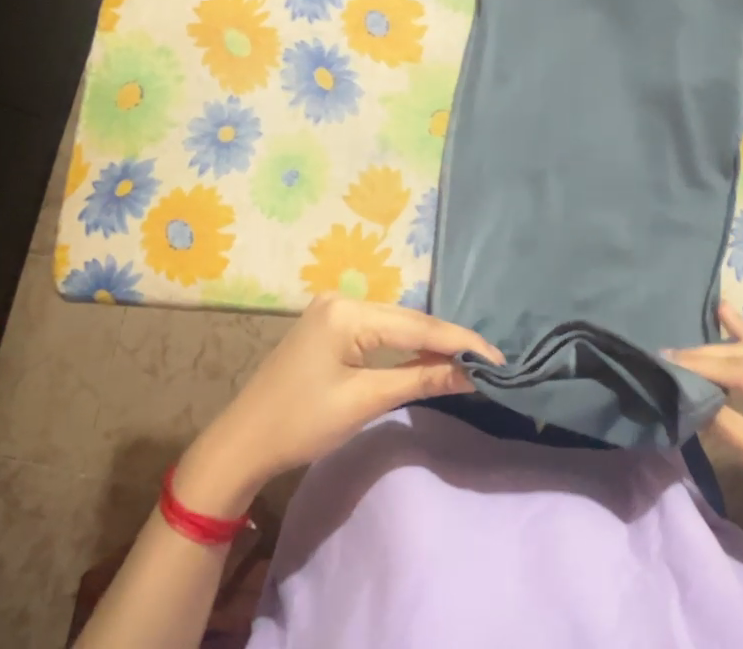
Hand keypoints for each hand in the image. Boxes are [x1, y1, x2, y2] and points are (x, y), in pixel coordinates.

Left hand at [171, 295, 503, 516]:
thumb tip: (473, 374)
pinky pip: (380, 332)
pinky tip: (431, 358)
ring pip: (397, 325)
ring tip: (471, 362)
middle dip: (450, 342)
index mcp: (347, 312)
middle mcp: (342, 300)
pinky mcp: (330, 327)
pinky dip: (406, 347)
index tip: (500, 359)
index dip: (462, 343)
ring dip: (431, 344)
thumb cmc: (301, 424)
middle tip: (491, 363)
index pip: (419, 325)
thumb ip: (422, 379)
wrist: (242, 443)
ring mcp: (334, 311)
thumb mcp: (366, 401)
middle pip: (410, 320)